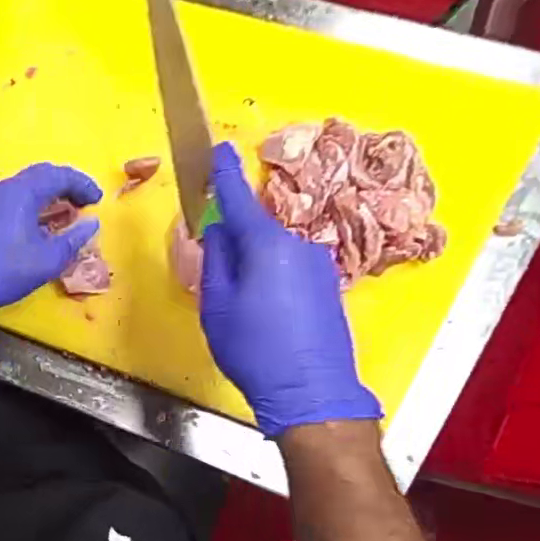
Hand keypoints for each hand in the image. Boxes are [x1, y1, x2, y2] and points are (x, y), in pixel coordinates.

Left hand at [0, 162, 101, 333]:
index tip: (97, 201)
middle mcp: (6, 188)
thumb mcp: (48, 259)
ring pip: (29, 185)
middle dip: (68, 186)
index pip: (59, 175)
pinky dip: (36, 203)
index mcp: (22, 192)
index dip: (83, 185)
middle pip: (43, 175)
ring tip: (69, 212)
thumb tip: (92, 224)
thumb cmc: (7, 272)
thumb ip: (74, 239)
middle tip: (85, 203)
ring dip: (51, 194)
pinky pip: (17, 197)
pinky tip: (45, 221)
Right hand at [200, 141, 380, 437]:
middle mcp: (298, 245)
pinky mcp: (327, 286)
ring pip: (272, 254)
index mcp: (267, 245)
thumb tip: (215, 231)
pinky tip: (260, 315)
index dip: (224, 176)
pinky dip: (269, 282)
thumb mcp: (216, 306)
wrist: (309, 388)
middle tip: (213, 276)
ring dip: (251, 268)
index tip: (218, 152)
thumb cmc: (252, 348)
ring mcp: (318, 265)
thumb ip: (213, 261)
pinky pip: (288, 271)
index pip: (240, 200)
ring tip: (237, 309)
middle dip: (233, 243)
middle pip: (256, 231)